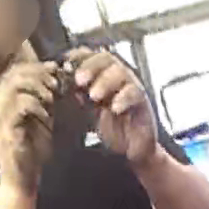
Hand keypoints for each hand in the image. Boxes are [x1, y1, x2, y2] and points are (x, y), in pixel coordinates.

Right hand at [0, 61, 58, 193]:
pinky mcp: (6, 126)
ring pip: (19, 84)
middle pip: (17, 72)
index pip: (17, 69)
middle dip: (40, 76)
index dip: (38, 67)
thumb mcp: (41, 120)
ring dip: (40, 90)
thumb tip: (56, 79)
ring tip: (51, 103)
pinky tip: (46, 119)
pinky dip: (38, 108)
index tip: (57, 70)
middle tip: (56, 86)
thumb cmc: (32, 152)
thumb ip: (44, 101)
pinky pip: (23, 104)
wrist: (23, 178)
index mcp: (3, 97)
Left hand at [67, 47, 160, 168]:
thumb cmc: (113, 131)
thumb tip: (65, 84)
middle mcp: (118, 78)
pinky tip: (114, 108)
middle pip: (106, 59)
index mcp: (104, 76)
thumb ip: (81, 98)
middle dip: (91, 67)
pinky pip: (134, 94)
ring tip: (94, 96)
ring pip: (121, 73)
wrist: (132, 152)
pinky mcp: (143, 102)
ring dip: (106, 82)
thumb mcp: (92, 114)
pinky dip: (124, 99)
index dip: (79, 57)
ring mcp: (131, 88)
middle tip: (79, 80)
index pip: (92, 56)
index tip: (66, 65)